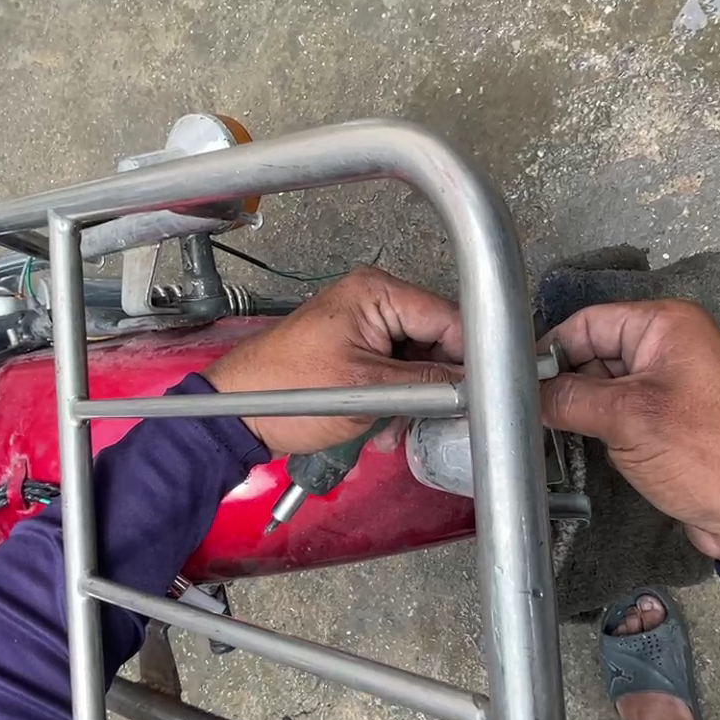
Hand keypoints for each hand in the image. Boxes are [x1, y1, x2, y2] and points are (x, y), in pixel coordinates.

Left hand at [202, 268, 462, 453]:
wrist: (237, 413)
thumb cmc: (286, 392)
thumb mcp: (368, 390)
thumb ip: (429, 384)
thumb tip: (475, 387)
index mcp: (377, 292)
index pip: (449, 318)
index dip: (470, 358)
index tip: (482, 392)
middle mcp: (375, 299)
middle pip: (437, 340)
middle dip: (437, 383)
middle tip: (431, 417)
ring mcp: (367, 324)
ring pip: (420, 361)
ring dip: (415, 399)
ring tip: (393, 426)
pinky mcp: (360, 348)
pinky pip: (398, 371)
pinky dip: (396, 399)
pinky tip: (381, 425)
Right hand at [539, 300, 719, 561]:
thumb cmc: (713, 455)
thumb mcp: (629, 419)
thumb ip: (569, 399)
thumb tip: (526, 394)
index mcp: (665, 326)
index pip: (586, 323)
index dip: (549, 350)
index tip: (515, 381)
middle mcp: (666, 348)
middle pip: (590, 353)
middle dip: (561, 383)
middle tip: (525, 412)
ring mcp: (666, 387)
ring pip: (600, 386)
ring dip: (577, 409)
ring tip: (545, 431)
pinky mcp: (666, 421)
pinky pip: (617, 413)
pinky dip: (595, 427)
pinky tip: (574, 445)